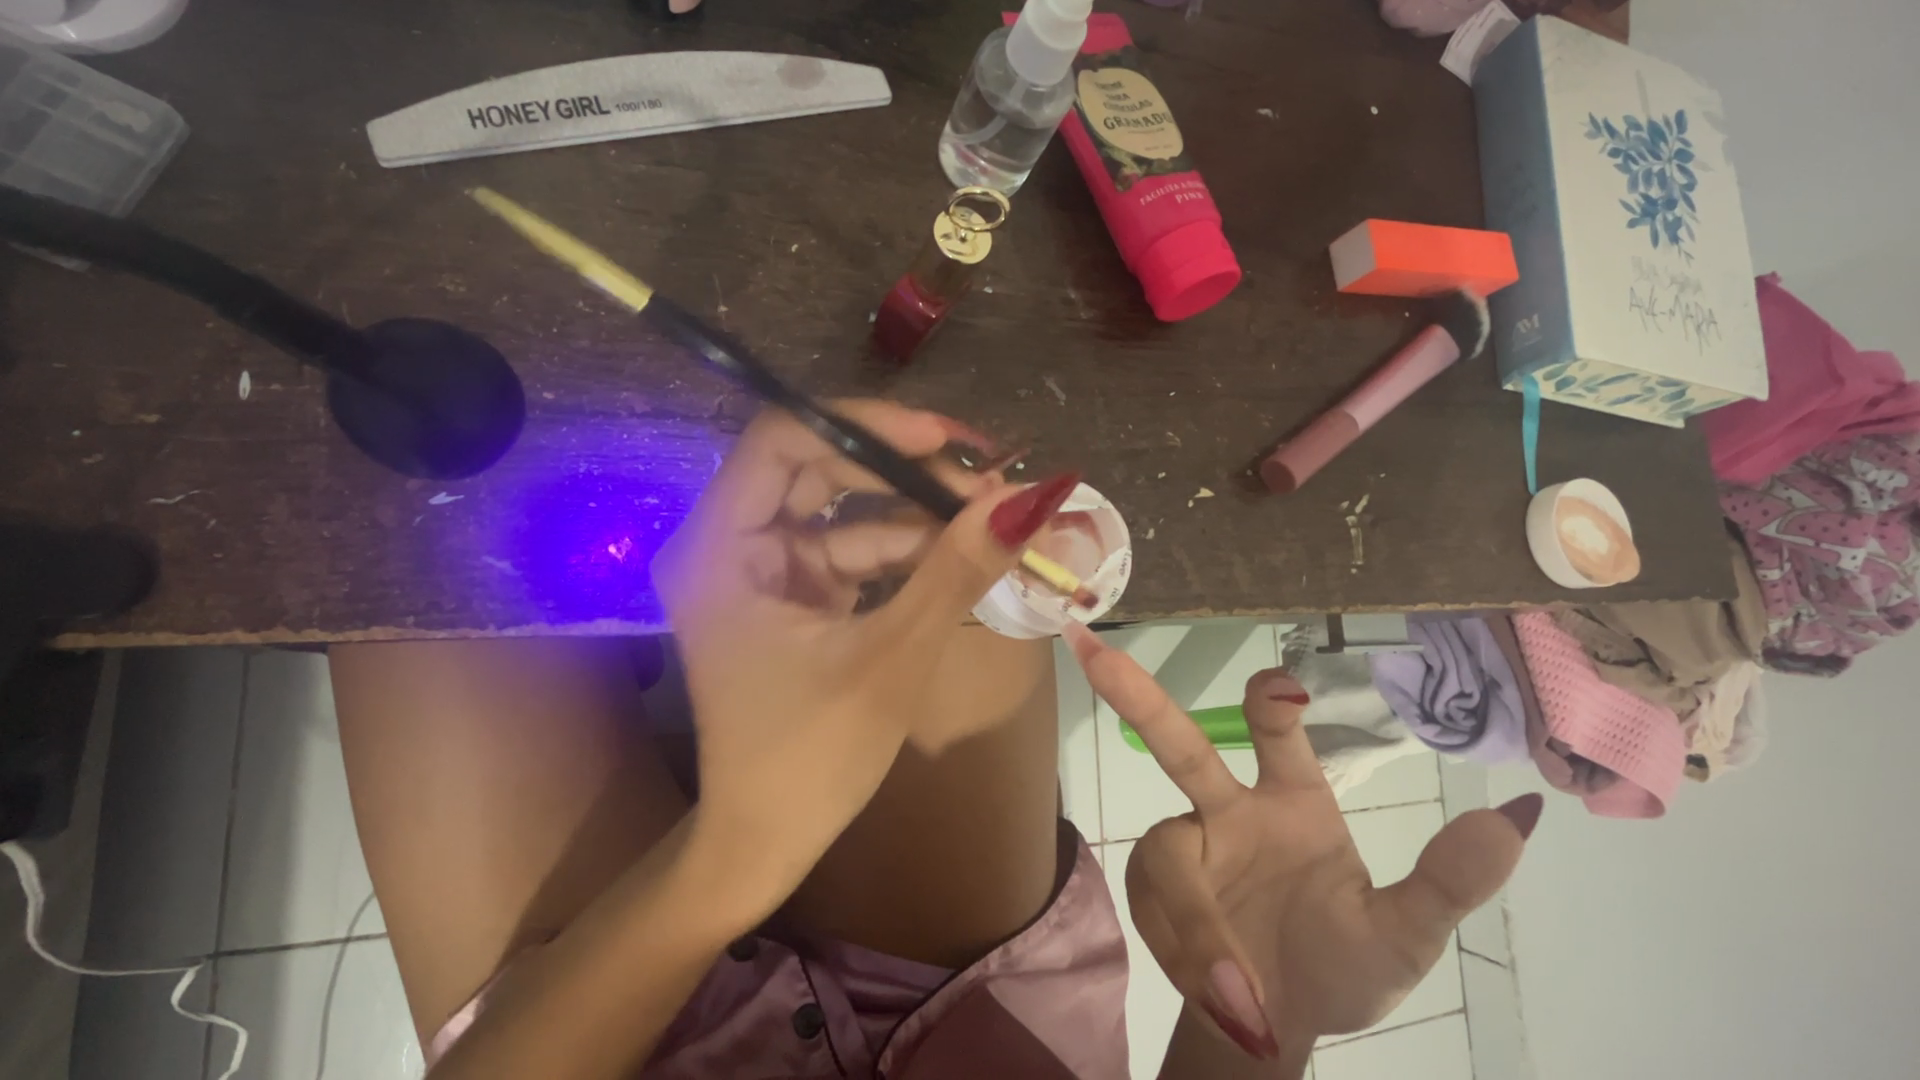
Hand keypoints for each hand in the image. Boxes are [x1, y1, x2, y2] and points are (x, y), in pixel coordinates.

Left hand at [653, 400, 1078, 904]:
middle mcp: (728, 545)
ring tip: (990, 516)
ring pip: (842, 509)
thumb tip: (1035, 498)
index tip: (943, 440)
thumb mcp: (892, 656)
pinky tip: (960, 552)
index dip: (865, 426)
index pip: (782, 439)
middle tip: (983, 477)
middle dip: (902, 469)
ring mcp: (761, 571)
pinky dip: (903, 551)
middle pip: (817, 467)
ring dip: (913, 513)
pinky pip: (849, 551)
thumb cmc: (812, 757)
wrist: (767, 843)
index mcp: (718, 548)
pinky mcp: (792, 596)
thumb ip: (958, 570)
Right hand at [1063, 625, 1539, 1061]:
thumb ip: (1447, 882)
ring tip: (1235, 993)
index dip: (1273, 701)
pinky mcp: (1151, 889)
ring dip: (1195, 925)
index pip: (1276, 732)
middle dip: (1133, 693)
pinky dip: (1185, 951)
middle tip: (1089, 648)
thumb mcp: (1404, 936)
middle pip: (1176, 743)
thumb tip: (1516, 814)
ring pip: (1168, 859)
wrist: (1276, 1025)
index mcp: (1291, 802)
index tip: (1276, 681)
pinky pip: (1155, 907)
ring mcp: (1182, 846)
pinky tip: (1218, 990)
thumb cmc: (1343, 965)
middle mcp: (1227, 808)